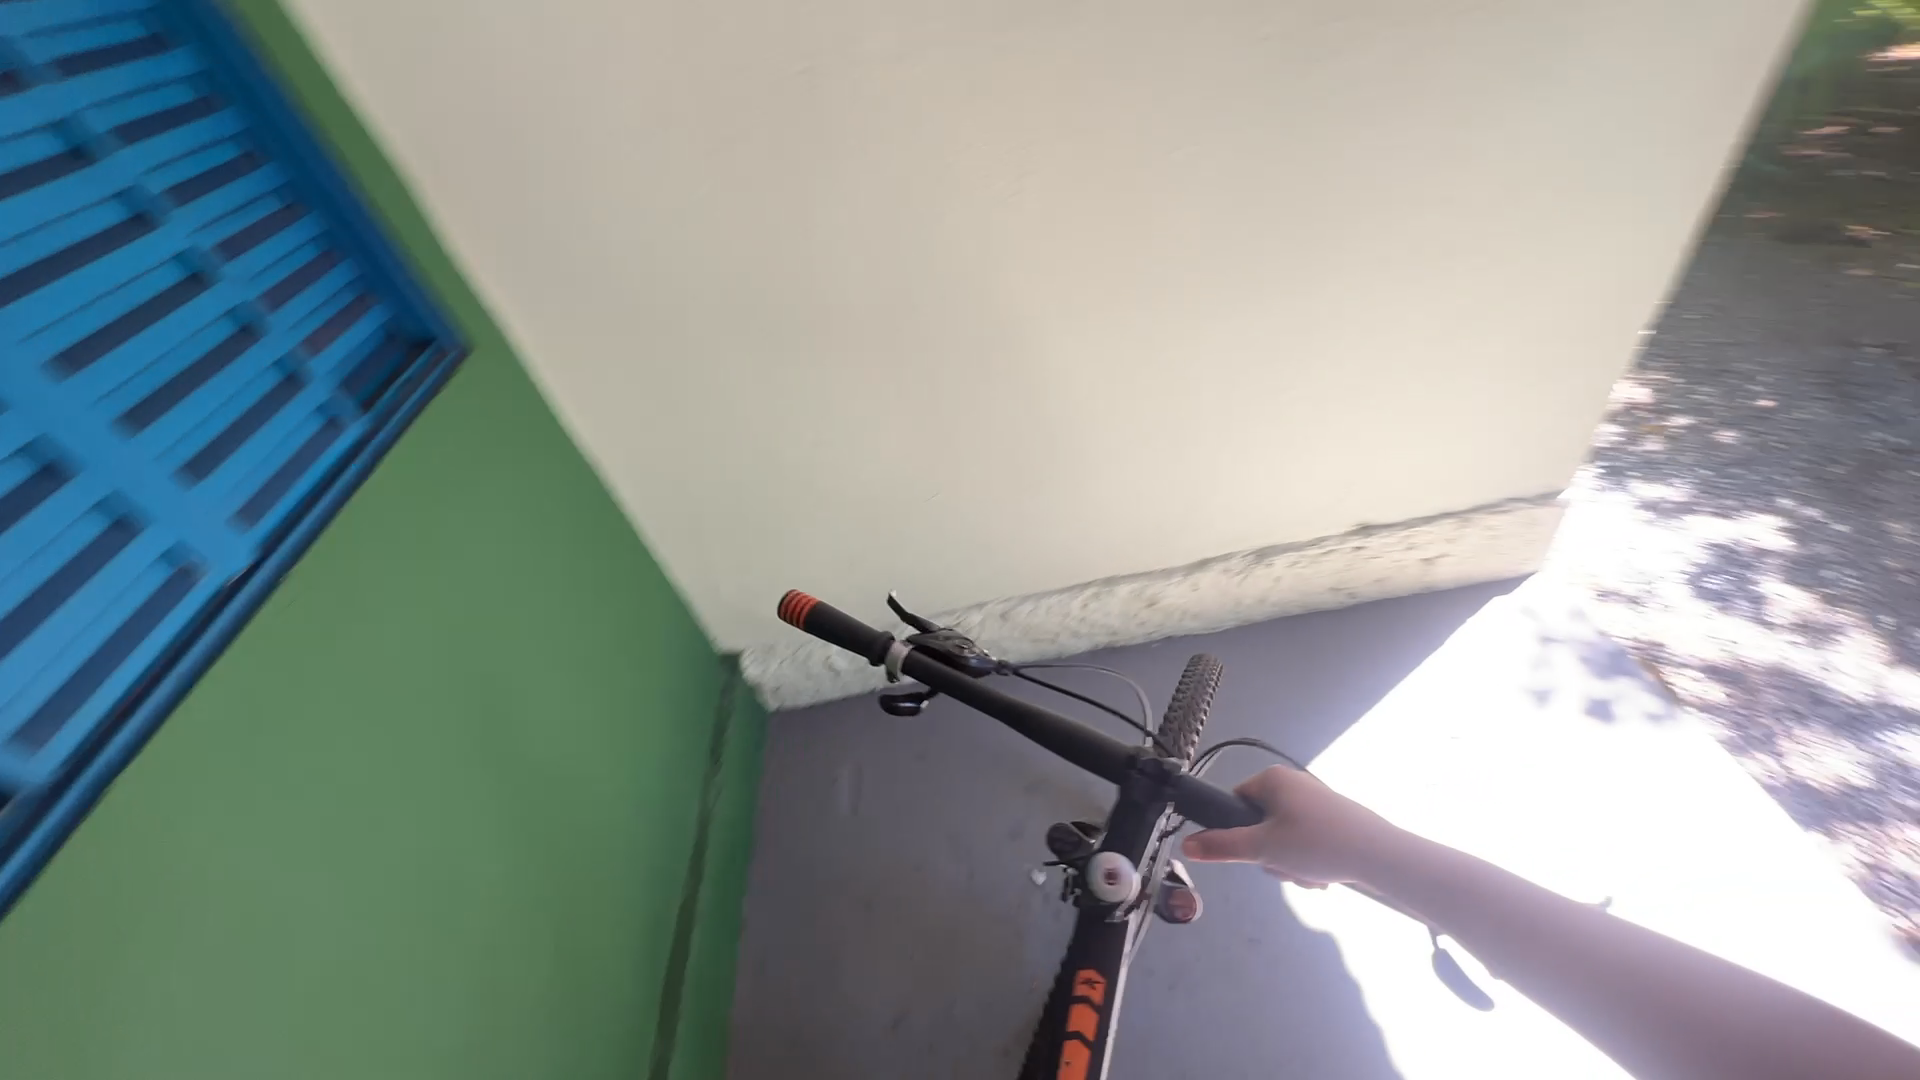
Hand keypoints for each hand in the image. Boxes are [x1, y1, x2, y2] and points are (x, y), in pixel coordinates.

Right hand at [1180, 765, 1401, 887]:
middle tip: (1286, 868)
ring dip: (1291, 861)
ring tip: (1310, 876)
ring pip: (1285, 835)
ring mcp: (1316, 799)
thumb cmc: (1317, 843)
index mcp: (1272, 778)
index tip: (1256, 852)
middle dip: (1271, 853)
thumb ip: (1222, 847)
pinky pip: (1308, 838)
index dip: (1240, 831)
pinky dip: (1311, 857)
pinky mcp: (1336, 818)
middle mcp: (1293, 782)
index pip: (1236, 802)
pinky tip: (1324, 874)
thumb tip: (1185, 846)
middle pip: (1261, 823)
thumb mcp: (1263, 848)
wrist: (1382, 855)